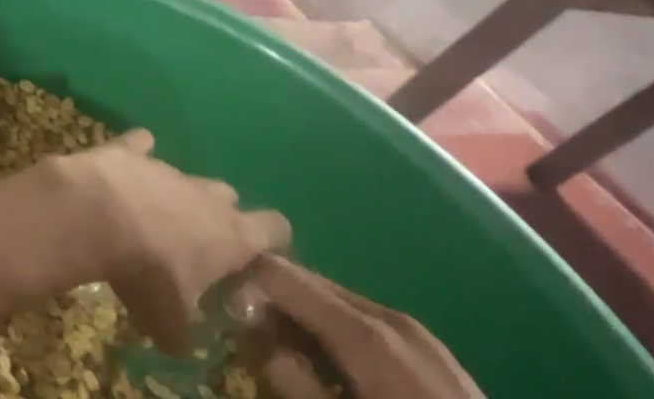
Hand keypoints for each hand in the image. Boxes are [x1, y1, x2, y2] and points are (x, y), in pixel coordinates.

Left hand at [40, 129, 289, 353]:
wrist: (92, 215)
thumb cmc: (145, 273)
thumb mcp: (169, 322)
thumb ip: (184, 333)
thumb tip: (180, 342)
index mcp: (233, 235)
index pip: (276, 228)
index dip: (271, 240)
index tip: (255, 256)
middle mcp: (206, 195)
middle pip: (227, 197)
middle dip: (216, 215)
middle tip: (193, 241)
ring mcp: (166, 168)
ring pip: (182, 176)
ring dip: (172, 193)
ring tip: (149, 214)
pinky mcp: (127, 151)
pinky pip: (139, 144)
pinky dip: (136, 151)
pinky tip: (126, 161)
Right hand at [247, 255, 483, 398]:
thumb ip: (295, 381)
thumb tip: (259, 343)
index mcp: (363, 332)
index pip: (278, 271)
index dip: (242, 283)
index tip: (224, 313)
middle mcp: (386, 316)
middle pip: (306, 282)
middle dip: (271, 302)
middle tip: (252, 338)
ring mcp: (413, 330)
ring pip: (334, 301)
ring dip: (303, 318)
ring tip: (292, 353)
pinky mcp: (429, 348)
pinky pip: (364, 321)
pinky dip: (336, 331)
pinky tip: (337, 365)